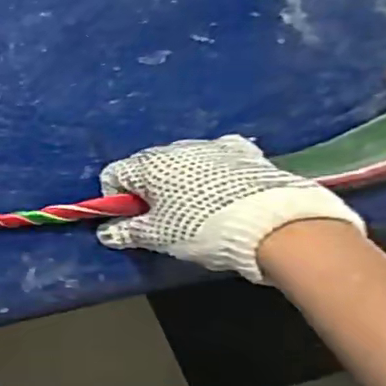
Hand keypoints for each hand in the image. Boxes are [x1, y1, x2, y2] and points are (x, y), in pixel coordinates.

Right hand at [96, 135, 365, 282]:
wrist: (279, 227)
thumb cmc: (201, 227)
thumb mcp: (155, 236)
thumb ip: (125, 232)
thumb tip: (106, 233)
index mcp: (148, 165)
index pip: (114, 175)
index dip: (116, 198)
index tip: (130, 218)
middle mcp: (177, 149)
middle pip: (148, 166)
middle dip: (148, 187)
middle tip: (161, 213)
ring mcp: (216, 148)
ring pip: (184, 160)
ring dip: (181, 178)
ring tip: (195, 203)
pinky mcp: (250, 155)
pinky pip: (221, 156)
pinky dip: (215, 167)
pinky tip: (223, 184)